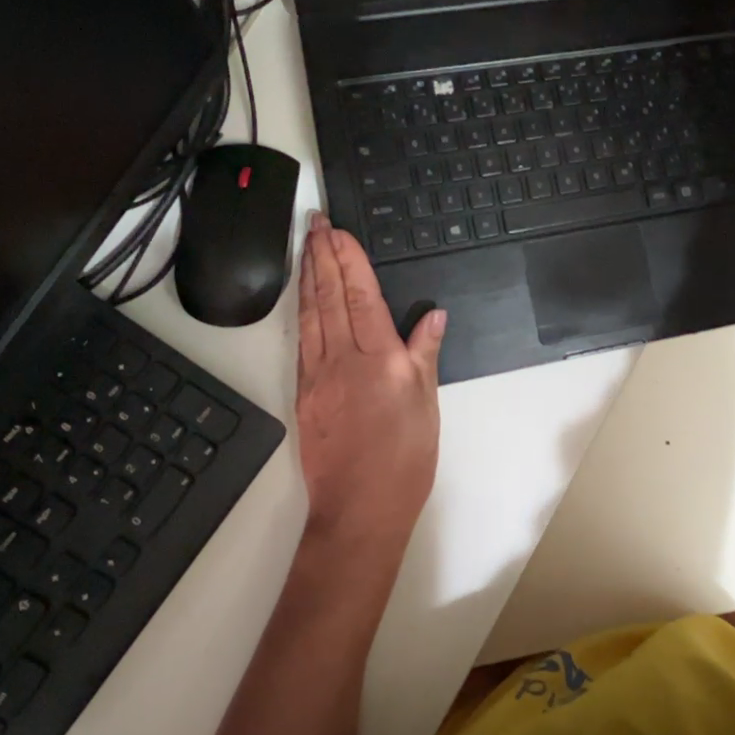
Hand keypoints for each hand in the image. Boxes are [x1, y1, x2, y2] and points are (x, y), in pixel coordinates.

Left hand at [293, 211, 446, 557]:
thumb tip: (433, 315)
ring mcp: (318, 376)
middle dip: (321, 256)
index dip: (349, 260)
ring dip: (307, 277)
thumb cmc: (403, 461)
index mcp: (380, 360)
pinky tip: (302, 299)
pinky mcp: (303, 394)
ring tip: (305, 248)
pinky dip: (301, 312)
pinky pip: (301, 341)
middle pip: (329, 297)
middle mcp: (343, 360)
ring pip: (309, 315)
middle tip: (314, 224)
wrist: (359, 510)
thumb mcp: (427, 405)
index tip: (339, 232)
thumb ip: (425, 354)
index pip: (361, 296)